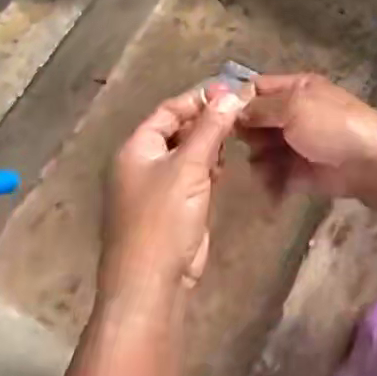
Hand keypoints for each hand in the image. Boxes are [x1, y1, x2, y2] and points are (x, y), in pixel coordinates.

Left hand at [99, 85, 245, 304]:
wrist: (151, 282)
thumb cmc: (163, 219)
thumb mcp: (189, 167)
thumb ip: (211, 128)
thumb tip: (231, 95)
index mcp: (136, 149)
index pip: (168, 111)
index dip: (198, 99)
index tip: (230, 93)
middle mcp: (142, 163)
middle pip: (177, 130)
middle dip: (206, 121)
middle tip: (239, 114)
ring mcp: (156, 187)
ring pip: (186, 153)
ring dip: (209, 144)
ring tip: (236, 138)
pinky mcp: (171, 207)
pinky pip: (190, 175)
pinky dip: (208, 167)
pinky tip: (224, 167)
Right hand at [238, 74, 376, 198]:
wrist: (373, 165)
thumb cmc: (334, 127)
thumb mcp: (295, 107)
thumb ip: (261, 108)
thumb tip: (233, 108)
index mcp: (296, 88)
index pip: (256, 88)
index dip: (235, 101)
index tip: (213, 117)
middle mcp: (294, 114)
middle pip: (254, 122)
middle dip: (247, 136)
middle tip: (250, 147)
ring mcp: (298, 145)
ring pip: (261, 152)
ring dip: (260, 163)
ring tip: (270, 171)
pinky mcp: (301, 174)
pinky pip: (275, 176)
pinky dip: (271, 184)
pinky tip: (274, 191)